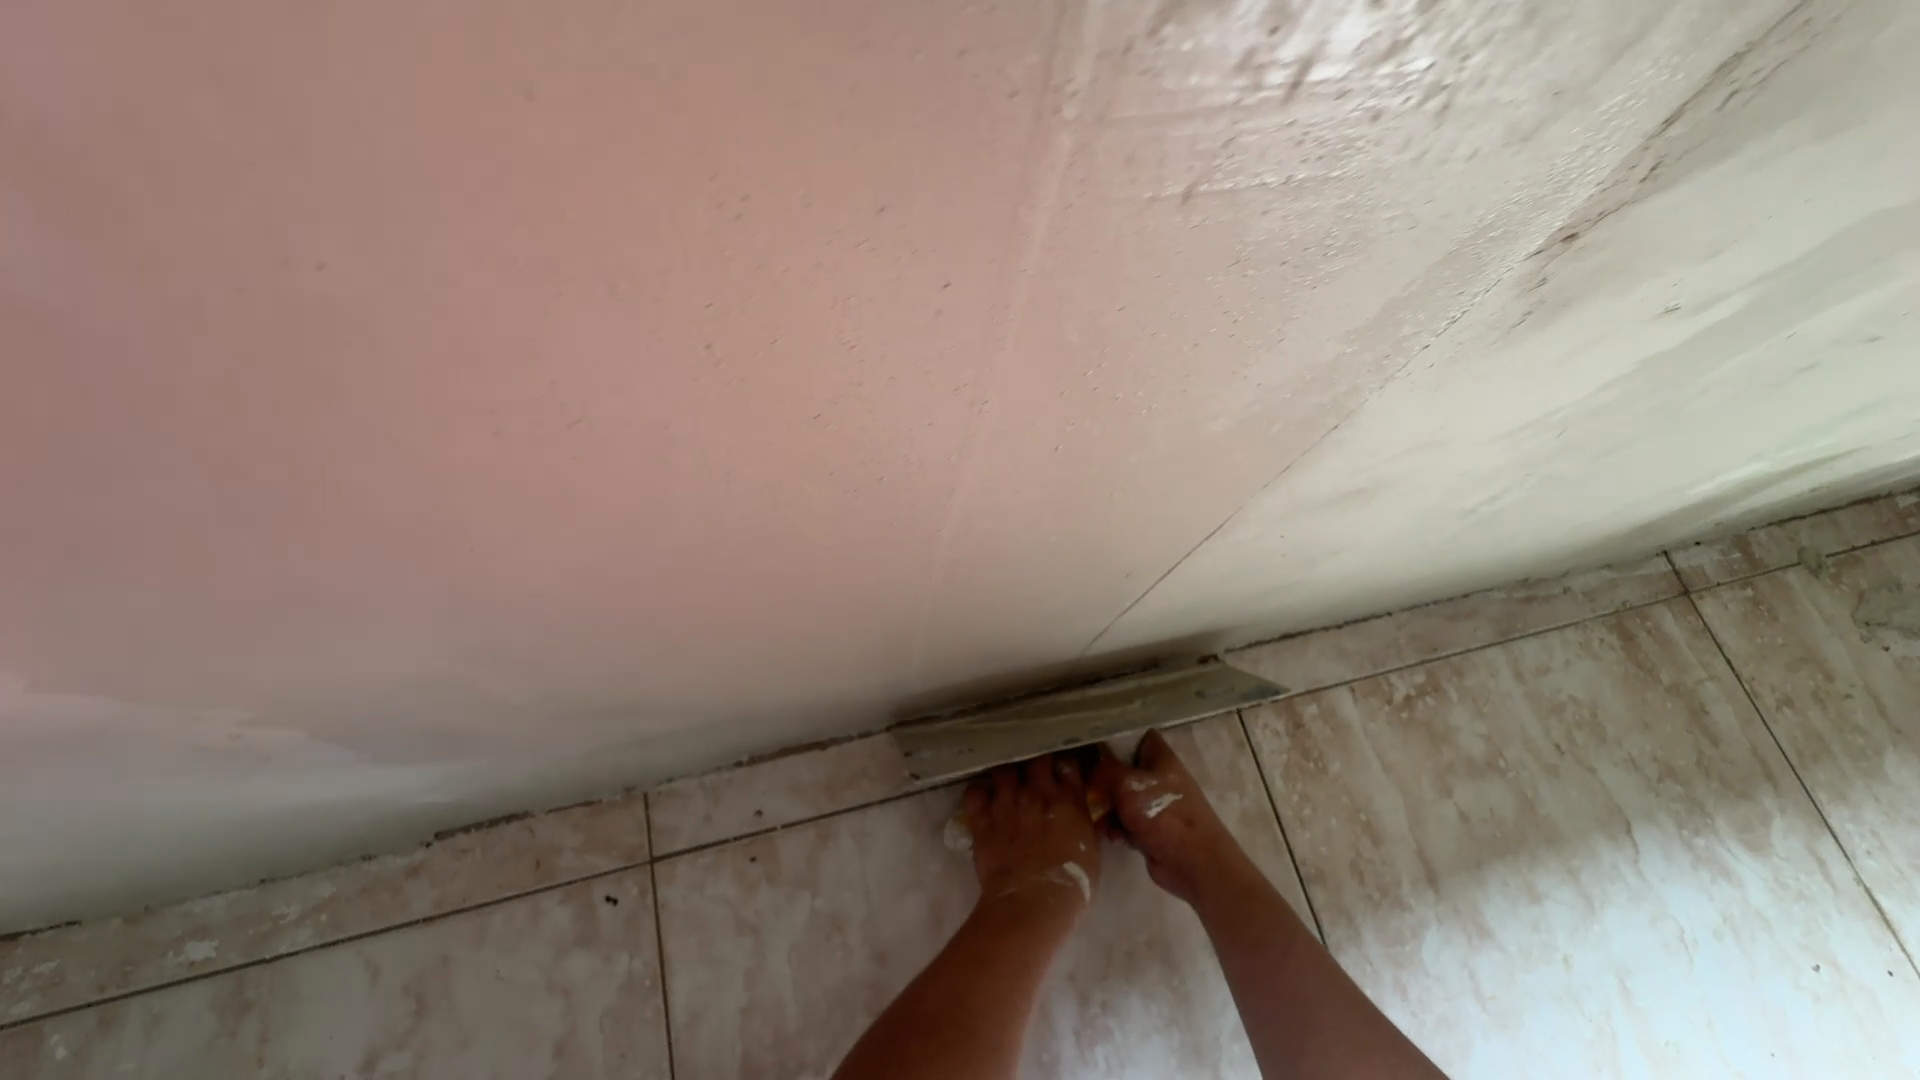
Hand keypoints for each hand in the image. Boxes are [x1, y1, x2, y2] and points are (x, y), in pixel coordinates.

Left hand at [964, 755, 1101, 918]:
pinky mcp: (983, 819)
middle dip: (1038, 763)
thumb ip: (1082, 822)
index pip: (1068, 764)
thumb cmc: (1071, 884)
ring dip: (1007, 776)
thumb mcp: (1091, 850)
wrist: (1031, 903)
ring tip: (1008, 785)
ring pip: (1004, 770)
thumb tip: (1078, 811)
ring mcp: (1007, 804)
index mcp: (1068, 801)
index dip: (1065, 764)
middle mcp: (1037, 794)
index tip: (1063, 770)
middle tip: (1036, 774)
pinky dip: (978, 793)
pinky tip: (983, 799)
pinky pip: (975, 792)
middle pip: (1037, 760)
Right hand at [1092, 730, 1241, 903]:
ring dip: (1106, 809)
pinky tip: (1113, 837)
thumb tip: (1087, 762)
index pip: (1134, 735)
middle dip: (1101, 779)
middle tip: (1083, 786)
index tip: (1087, 743)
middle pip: (1121, 769)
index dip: (1112, 737)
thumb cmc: (1164, 814)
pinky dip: (1116, 828)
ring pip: (1119, 798)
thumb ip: (1104, 769)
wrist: (1194, 862)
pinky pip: (1124, 822)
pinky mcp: (1149, 828)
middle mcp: (1157, 776)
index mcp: (1159, 756)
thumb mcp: (1128, 785)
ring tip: (1099, 819)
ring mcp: (1154, 804)